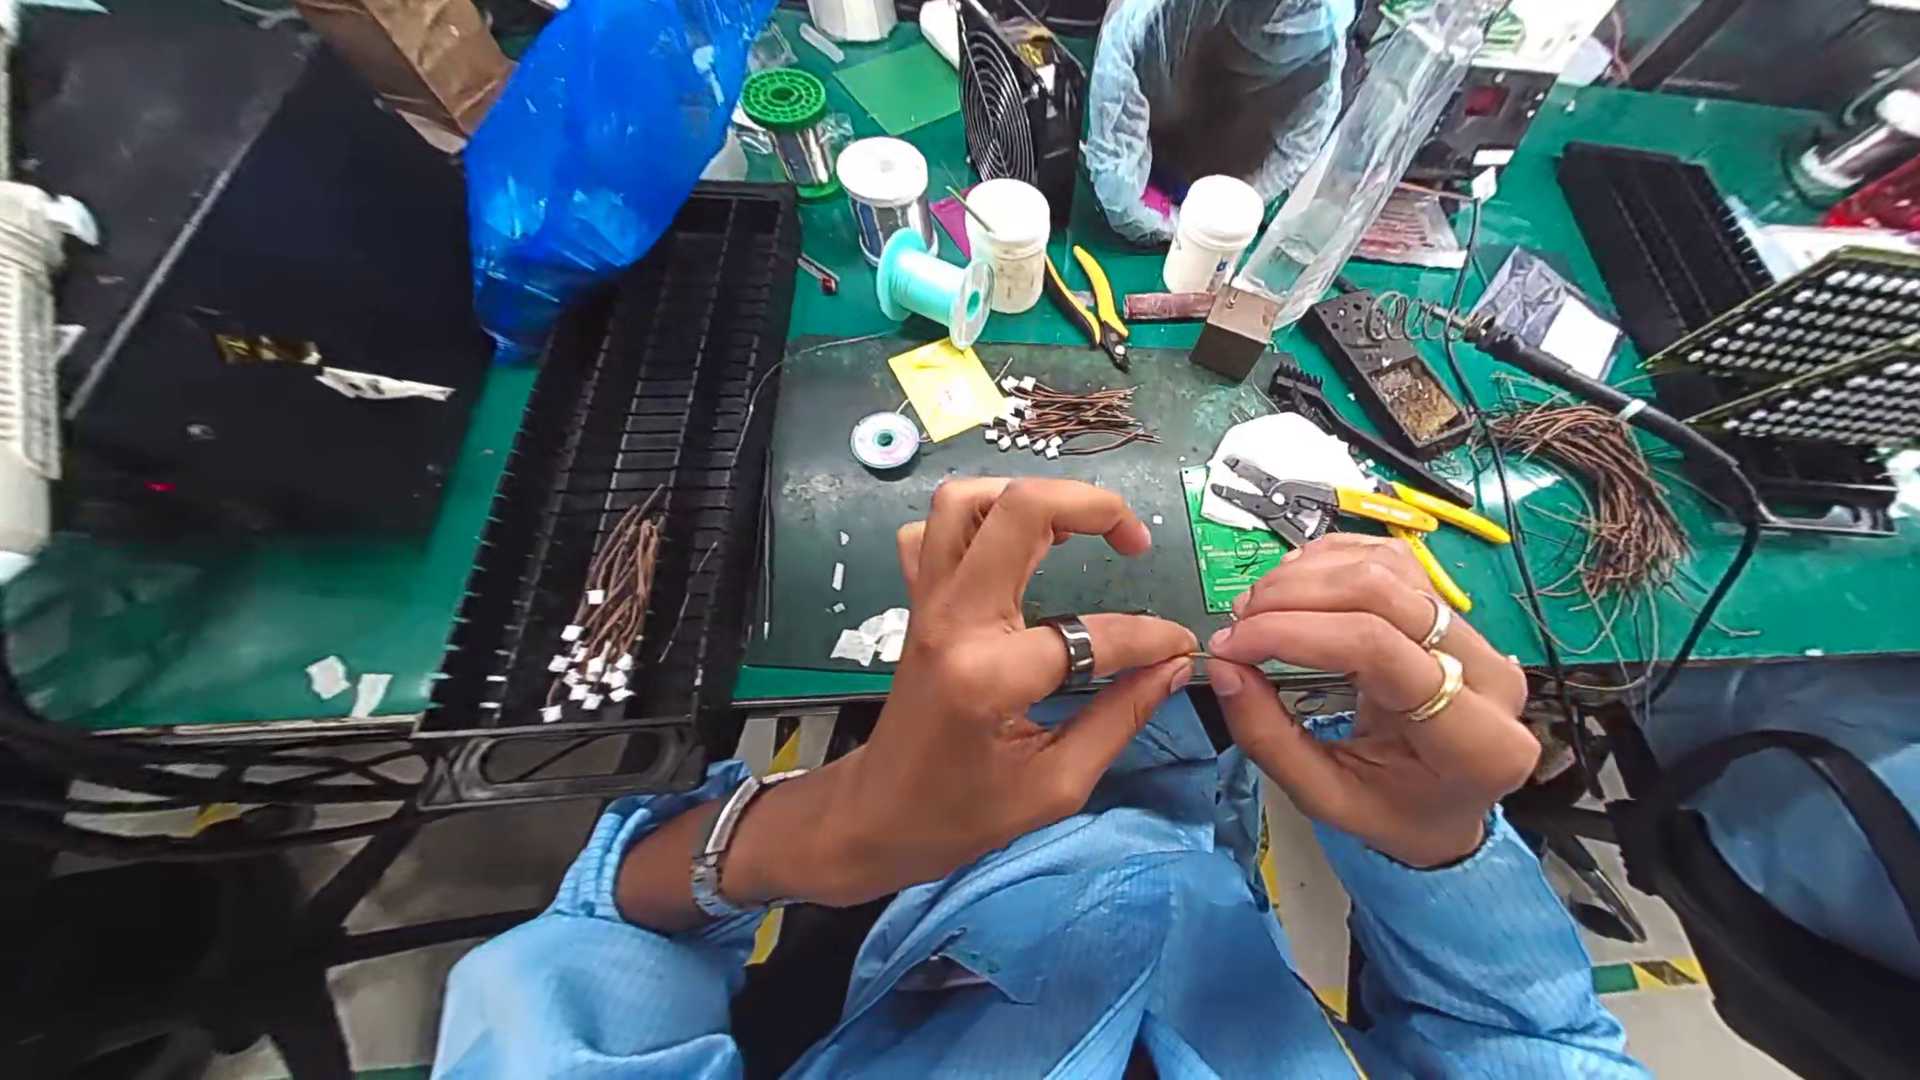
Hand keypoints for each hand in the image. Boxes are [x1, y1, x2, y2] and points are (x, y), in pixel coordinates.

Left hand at [721, 478, 1196, 908]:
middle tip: (1130, 537)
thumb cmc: (961, 814)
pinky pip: (932, 531)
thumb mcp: (1056, 785)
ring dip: (1026, 498)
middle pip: (1018, 510)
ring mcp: (927, 600)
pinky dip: (974, 521)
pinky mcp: (916, 600)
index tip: (1177, 645)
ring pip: (966, 501)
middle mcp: (954, 618)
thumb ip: (1120, 717)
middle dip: (1092, 505)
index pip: (1091, 632)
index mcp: (990, 674)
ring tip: (1072, 528)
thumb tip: (1171, 665)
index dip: (1149, 637)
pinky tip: (1006, 547)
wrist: (877, 813)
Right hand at [1205, 535, 1538, 867]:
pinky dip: (1327, 559)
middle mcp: (1488, 674)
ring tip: (1257, 606)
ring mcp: (1472, 634)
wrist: (1441, 807)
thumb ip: (1268, 737)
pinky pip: (1387, 558)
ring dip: (1302, 575)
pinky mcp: (1446, 610)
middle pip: (1379, 593)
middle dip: (1288, 597)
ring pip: (1382, 567)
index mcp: (1473, 740)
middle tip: (1237, 624)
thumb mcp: (1322, 797)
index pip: (1376, 649)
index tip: (1231, 645)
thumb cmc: (1389, 810)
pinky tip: (1292, 582)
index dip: (1290, 633)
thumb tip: (1224, 667)